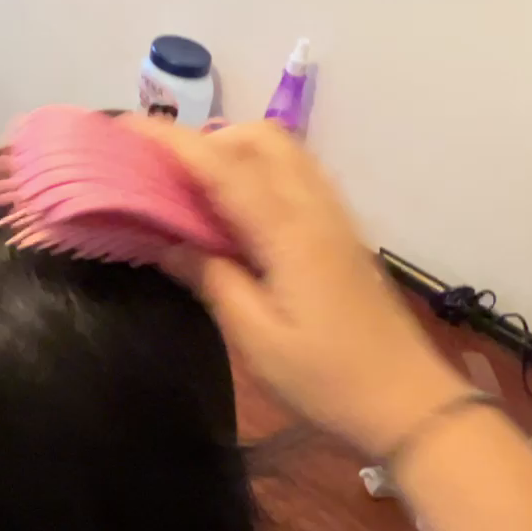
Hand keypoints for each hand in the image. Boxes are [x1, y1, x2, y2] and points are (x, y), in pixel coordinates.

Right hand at [129, 119, 472, 457]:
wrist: (405, 400)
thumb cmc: (326, 380)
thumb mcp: (257, 339)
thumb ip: (212, 281)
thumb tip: (168, 242)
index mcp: (289, 232)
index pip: (222, 167)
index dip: (172, 144)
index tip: (126, 130)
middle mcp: (315, 209)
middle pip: (261, 139)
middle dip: (208, 139)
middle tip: (165, 175)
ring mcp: (336, 220)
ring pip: (285, 153)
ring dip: (237, 152)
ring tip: (196, 189)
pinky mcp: (344, 237)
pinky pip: (300, 180)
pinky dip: (262, 174)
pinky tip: (242, 213)